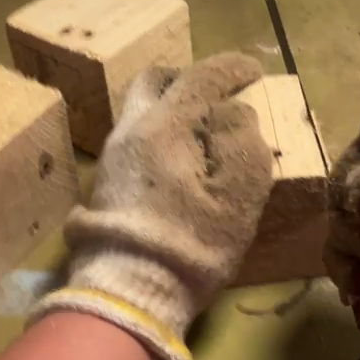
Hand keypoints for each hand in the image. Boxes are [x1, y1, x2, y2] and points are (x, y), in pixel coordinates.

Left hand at [33, 53, 273, 359]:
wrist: (130, 291)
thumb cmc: (192, 242)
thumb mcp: (239, 193)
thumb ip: (243, 142)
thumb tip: (234, 114)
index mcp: (165, 125)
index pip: (200, 77)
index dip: (231, 68)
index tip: (254, 71)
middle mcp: (131, 130)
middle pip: (155, 82)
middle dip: (188, 79)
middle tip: (217, 95)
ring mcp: (112, 156)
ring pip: (140, 110)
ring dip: (172, 108)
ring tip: (202, 131)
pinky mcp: (105, 182)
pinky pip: (136, 137)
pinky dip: (161, 133)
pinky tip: (180, 160)